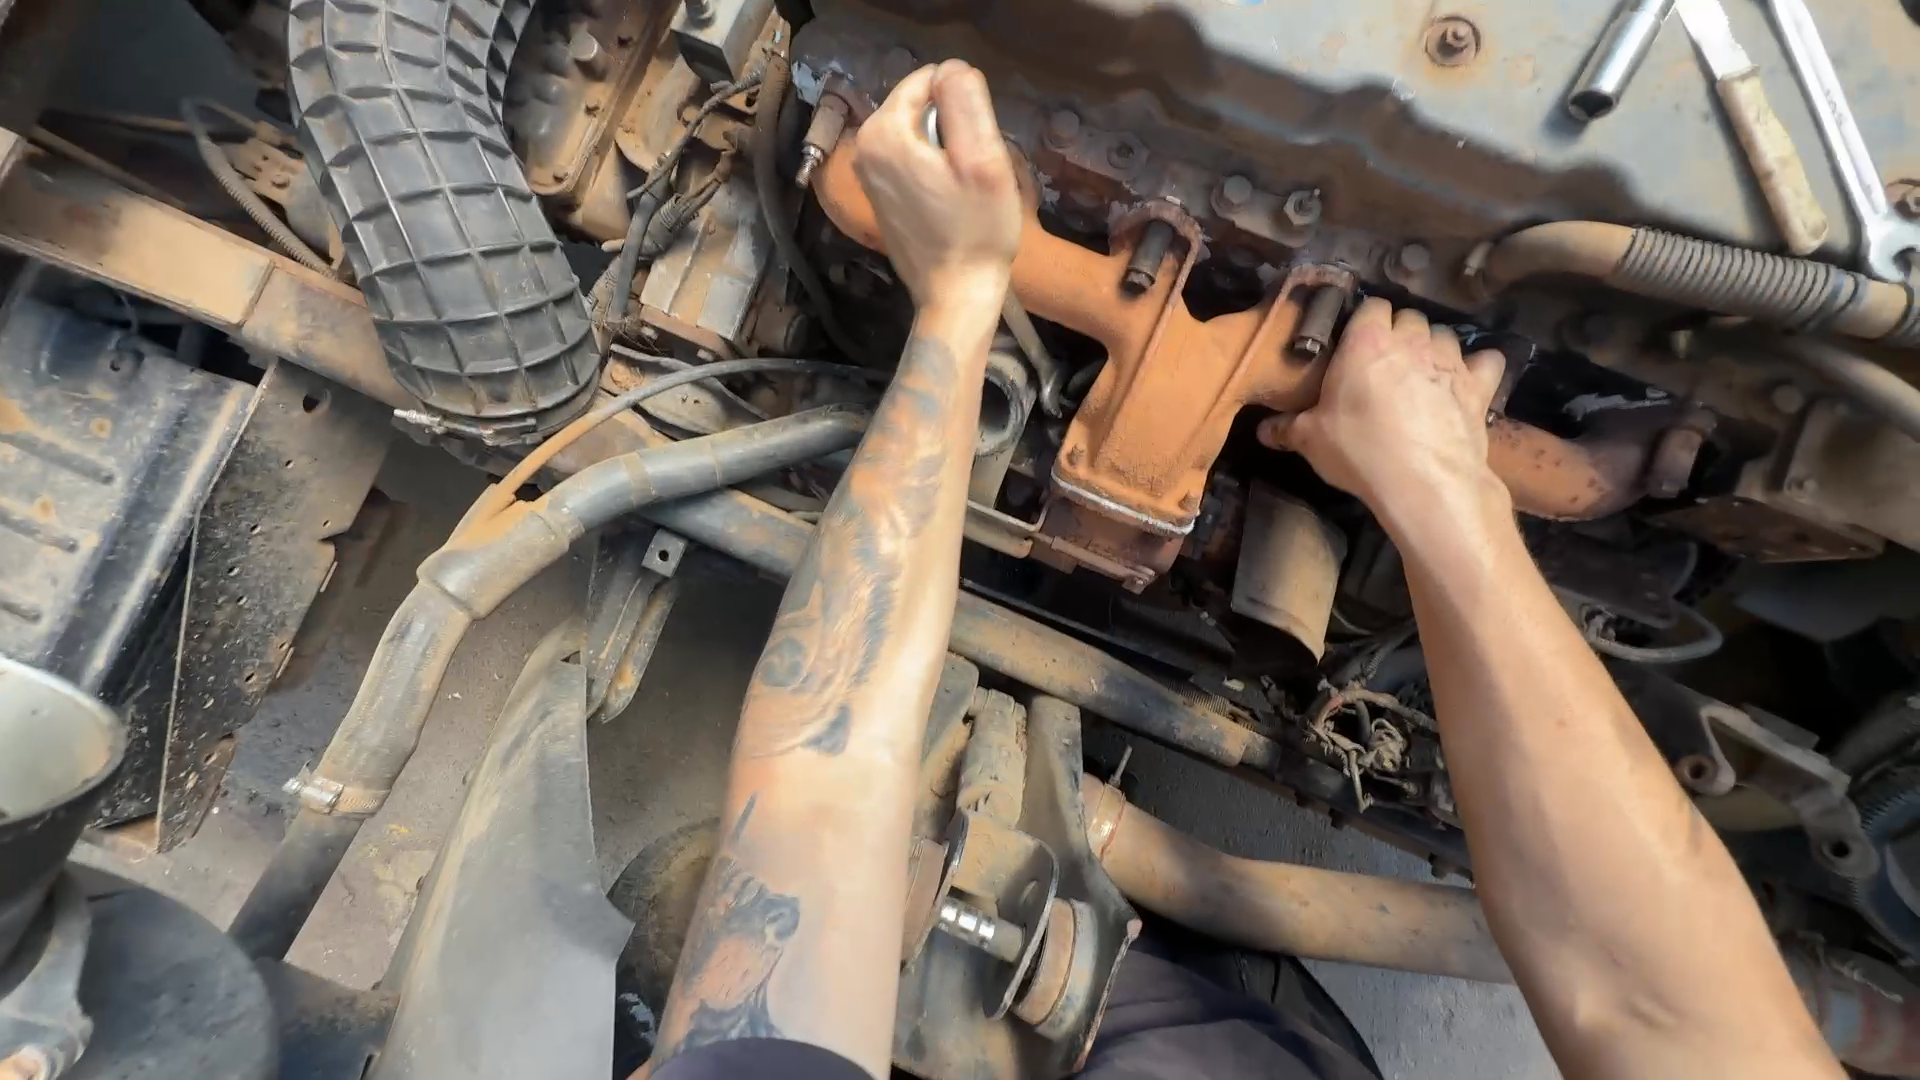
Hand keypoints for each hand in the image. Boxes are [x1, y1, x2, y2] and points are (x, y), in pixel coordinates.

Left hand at [854, 61, 1022, 309]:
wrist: (956, 296)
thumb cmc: (975, 232)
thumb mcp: (983, 158)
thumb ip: (965, 98)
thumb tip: (951, 70)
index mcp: (883, 132)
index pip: (931, 81)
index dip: (963, 110)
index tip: (976, 151)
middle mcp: (863, 149)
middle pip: (921, 109)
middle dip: (951, 132)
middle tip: (970, 176)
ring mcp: (867, 177)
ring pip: (918, 137)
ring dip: (945, 155)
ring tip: (960, 192)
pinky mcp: (879, 200)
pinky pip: (910, 164)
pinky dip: (932, 175)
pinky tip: (947, 207)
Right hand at [1260, 298, 1506, 516]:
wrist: (1424, 481)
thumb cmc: (1359, 449)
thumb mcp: (1310, 441)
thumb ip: (1286, 428)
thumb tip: (1262, 430)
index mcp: (1365, 343)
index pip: (1371, 306)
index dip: (1363, 321)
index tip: (1351, 343)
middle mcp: (1412, 341)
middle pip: (1409, 317)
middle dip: (1397, 333)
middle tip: (1380, 363)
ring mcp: (1451, 360)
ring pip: (1444, 335)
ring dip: (1431, 347)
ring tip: (1417, 373)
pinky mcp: (1480, 385)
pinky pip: (1485, 359)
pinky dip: (1475, 366)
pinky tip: (1463, 380)